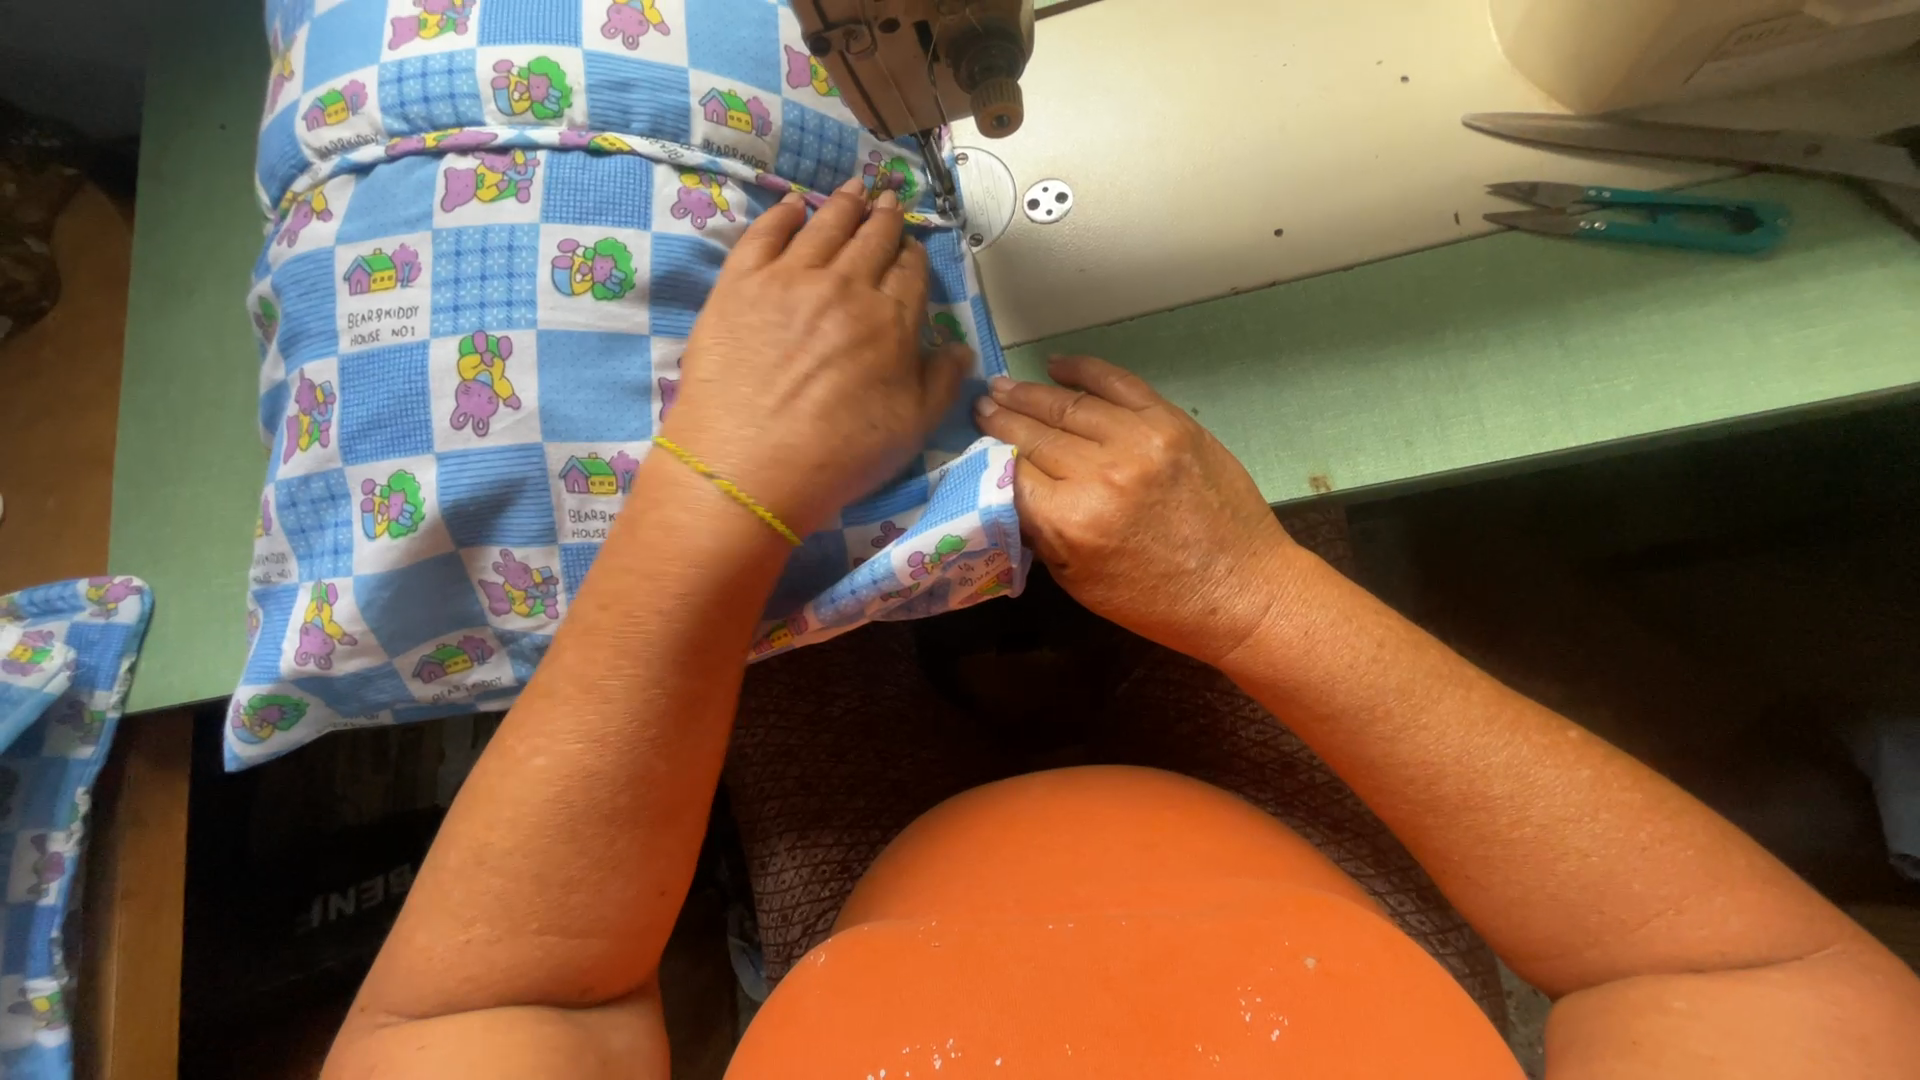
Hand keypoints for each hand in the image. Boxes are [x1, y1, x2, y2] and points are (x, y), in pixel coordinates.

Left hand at [663, 177, 973, 536]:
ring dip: (844, 203)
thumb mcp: (911, 429)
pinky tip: (792, 205)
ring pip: (824, 225)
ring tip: (855, 186)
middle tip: (890, 200)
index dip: (914, 256)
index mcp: (891, 321)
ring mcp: (789, 279)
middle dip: (886, 218)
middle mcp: (845, 286)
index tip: (913, 248)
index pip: (910, 273)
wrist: (749, 467)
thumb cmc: (839, 456)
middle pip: (871, 240)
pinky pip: (765, 233)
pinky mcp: (740, 283)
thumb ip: (940, 384)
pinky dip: (783, 214)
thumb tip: (958, 348)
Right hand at [974, 356, 1301, 665]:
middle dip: (1000, 417)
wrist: (1240, 590)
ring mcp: (1139, 439)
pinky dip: (1084, 369)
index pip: (1010, 472)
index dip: (987, 455)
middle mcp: (1099, 470)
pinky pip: (1119, 382)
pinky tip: (1057, 364)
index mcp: (1070, 519)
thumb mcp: (1076, 580)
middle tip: (978, 404)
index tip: (972, 439)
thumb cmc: (1151, 600)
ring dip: (1030, 393)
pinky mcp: (1172, 422)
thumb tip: (1007, 485)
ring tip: (1003, 385)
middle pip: (1033, 433)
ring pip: (1069, 404)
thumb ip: (1038, 528)